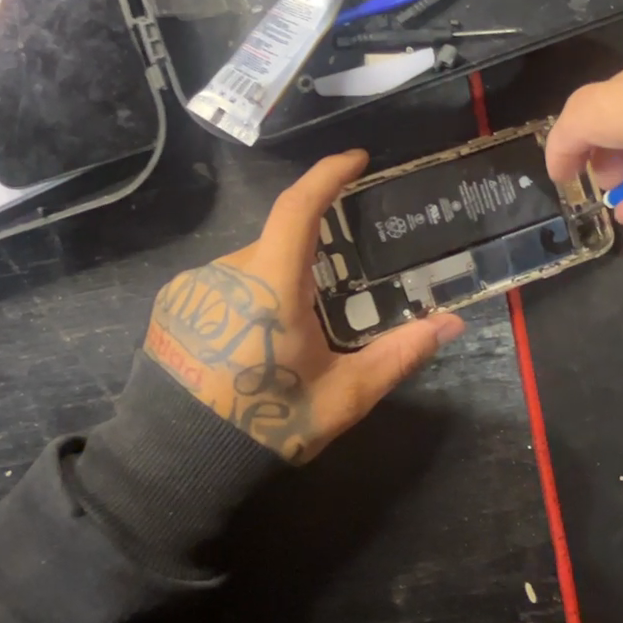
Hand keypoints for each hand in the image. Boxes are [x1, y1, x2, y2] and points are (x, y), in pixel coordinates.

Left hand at [144, 151, 465, 462]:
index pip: (300, 208)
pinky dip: (246, 300)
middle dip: (309, 260)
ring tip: (288, 341)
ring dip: (276, 285)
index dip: (328, 174)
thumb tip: (451, 323)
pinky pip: (221, 285)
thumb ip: (398, 355)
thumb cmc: (266, 424)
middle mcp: (227, 271)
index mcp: (271, 285)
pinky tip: (251, 345)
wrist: (178, 462)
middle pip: (279, 243)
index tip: (357, 160)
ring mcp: (193, 286)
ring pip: (251, 266)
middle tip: (331, 305)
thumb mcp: (343, 396)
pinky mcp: (172, 304)